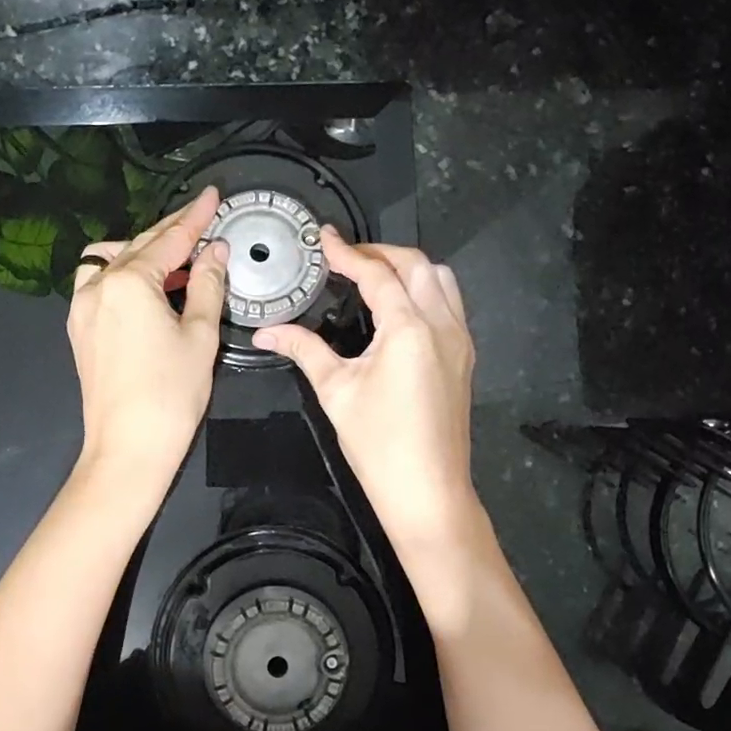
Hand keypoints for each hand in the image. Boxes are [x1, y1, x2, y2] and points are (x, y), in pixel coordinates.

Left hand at [68, 189, 229, 472]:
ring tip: (177, 260)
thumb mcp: (200, 335)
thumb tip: (215, 251)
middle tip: (203, 220)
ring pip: (112, 260)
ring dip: (144, 252)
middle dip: (172, 231)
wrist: (128, 447)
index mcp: (129, 282)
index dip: (196, 216)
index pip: (170, 239)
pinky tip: (149, 289)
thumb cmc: (171, 393)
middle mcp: (97, 286)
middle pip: (139, 245)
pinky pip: (100, 284)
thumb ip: (207, 285)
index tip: (213, 195)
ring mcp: (82, 308)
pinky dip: (124, 275)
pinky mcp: (80, 329)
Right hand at [254, 229, 479, 549]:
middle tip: (347, 256)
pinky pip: (450, 304)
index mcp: (409, 328)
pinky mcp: (464, 358)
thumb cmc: (379, 445)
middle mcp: (442, 325)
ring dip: (409, 267)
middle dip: (381, 252)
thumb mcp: (335, 392)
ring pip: (441, 280)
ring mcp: (460, 341)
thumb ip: (303, 350)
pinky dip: (425, 290)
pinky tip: (399, 307)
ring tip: (374, 274)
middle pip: (417, 264)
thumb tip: (266, 333)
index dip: (347, 253)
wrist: (428, 492)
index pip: (377, 275)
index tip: (324, 238)